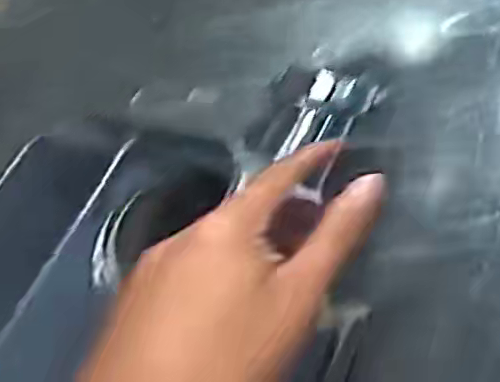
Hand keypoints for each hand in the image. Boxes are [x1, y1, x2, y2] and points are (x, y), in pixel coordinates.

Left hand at [77, 143, 384, 381]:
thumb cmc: (231, 354)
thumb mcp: (302, 291)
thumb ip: (340, 230)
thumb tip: (372, 181)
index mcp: (222, 227)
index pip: (279, 173)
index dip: (314, 156)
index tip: (342, 146)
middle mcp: (178, 240)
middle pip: (249, 207)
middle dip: (293, 209)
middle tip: (328, 226)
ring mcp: (146, 276)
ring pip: (221, 237)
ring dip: (263, 238)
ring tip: (295, 264)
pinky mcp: (128, 310)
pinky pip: (194, 264)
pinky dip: (230, 262)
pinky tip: (247, 294)